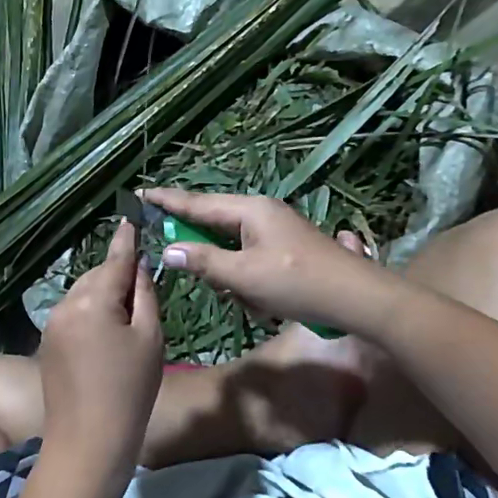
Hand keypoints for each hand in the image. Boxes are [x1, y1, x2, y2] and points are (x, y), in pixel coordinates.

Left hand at [36, 218, 164, 467]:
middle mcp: (66, 304)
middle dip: (117, 274)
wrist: (88, 442)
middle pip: (96, 276)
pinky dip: (90, 313)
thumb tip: (138, 269)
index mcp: (93, 300)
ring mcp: (52, 324)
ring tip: (127, 315)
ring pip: (83, 294)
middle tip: (143, 286)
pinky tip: (106, 333)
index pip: (114, 260)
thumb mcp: (150, 339)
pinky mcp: (47, 343)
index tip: (131, 219)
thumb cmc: (130, 391)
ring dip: (103, 295)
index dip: (126, 240)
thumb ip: (145, 296)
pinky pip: (73, 314)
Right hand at [140, 188, 387, 329]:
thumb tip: (169, 251)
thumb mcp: (243, 276)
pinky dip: (248, 282)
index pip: (197, 203)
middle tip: (208, 276)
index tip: (141, 194)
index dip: (167, 201)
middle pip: (213, 226)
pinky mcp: (284, 248)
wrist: (356, 298)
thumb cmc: (297, 282)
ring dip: (232, 277)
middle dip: (207, 257)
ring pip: (231, 249)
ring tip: (252, 300)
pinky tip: (264, 303)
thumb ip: (203, 262)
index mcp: (249, 210)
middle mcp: (260, 213)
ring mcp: (274, 230)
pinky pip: (249, 260)